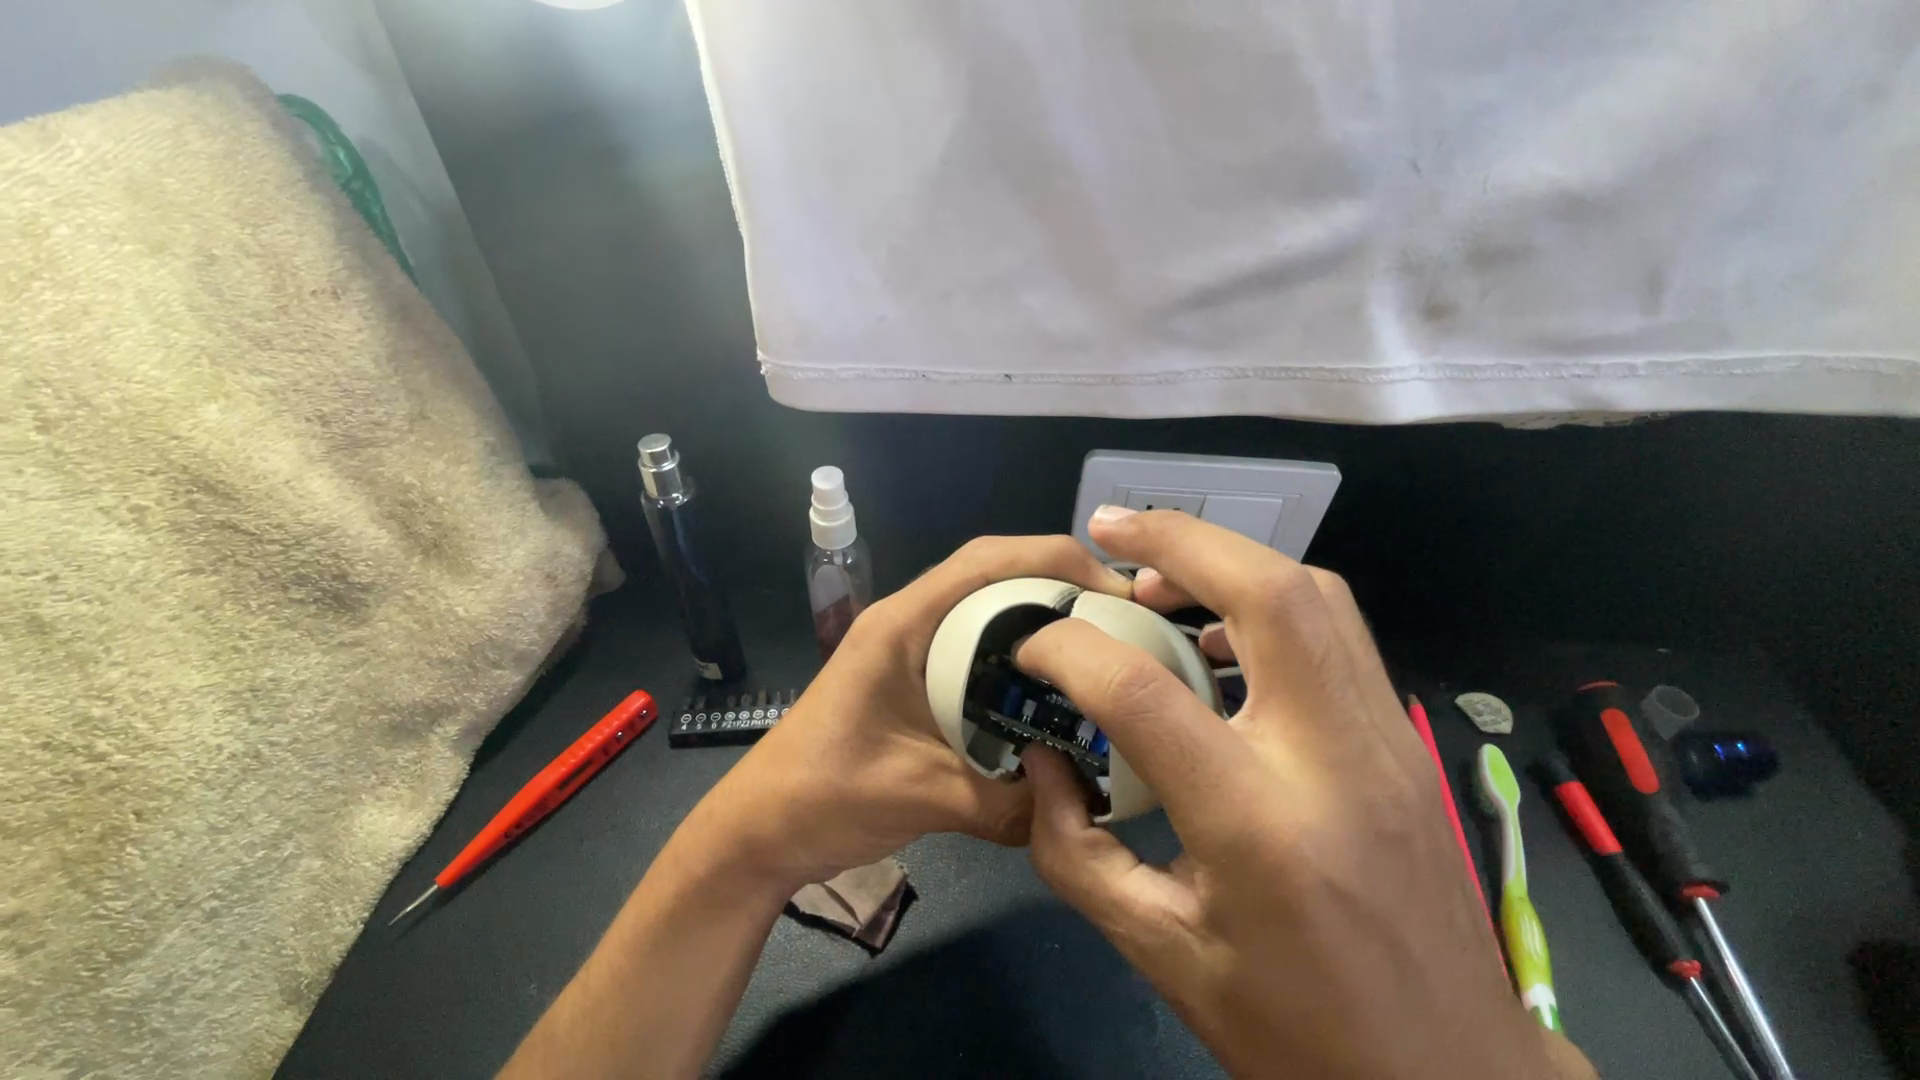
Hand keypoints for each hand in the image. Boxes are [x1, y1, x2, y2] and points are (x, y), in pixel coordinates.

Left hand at [688, 535, 1131, 891]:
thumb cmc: (822, 796)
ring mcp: (909, 653)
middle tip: (1123, 621)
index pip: (985, 562)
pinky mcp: (913, 685)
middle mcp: (908, 624)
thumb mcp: (920, 797)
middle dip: (1059, 586)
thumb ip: (1005, 805)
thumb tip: (1083, 806)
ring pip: (985, 616)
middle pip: (992, 577)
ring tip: (1101, 651)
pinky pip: (976, 657)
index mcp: (902, 625)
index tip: (1114, 588)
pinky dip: (1017, 664)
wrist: (758, 832)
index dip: (1054, 559)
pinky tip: (1052, 697)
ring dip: (1039, 623)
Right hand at [1015, 508, 1589, 1079]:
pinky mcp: (1403, 742)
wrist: (1450, 1077)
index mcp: (1258, 826)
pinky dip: (1271, 604)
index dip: (1069, 653)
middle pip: (1271, 593)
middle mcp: (1334, 759)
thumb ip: (1076, 848)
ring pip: (1319, 596)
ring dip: (1231, 562)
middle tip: (1110, 530)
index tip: (1033, 647)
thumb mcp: (1158, 951)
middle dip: (1181, 540)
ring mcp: (1386, 741)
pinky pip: (1338, 636)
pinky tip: (1219, 640)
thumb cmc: (1292, 1027)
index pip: (1142, 695)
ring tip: (1159, 578)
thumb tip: (1047, 757)